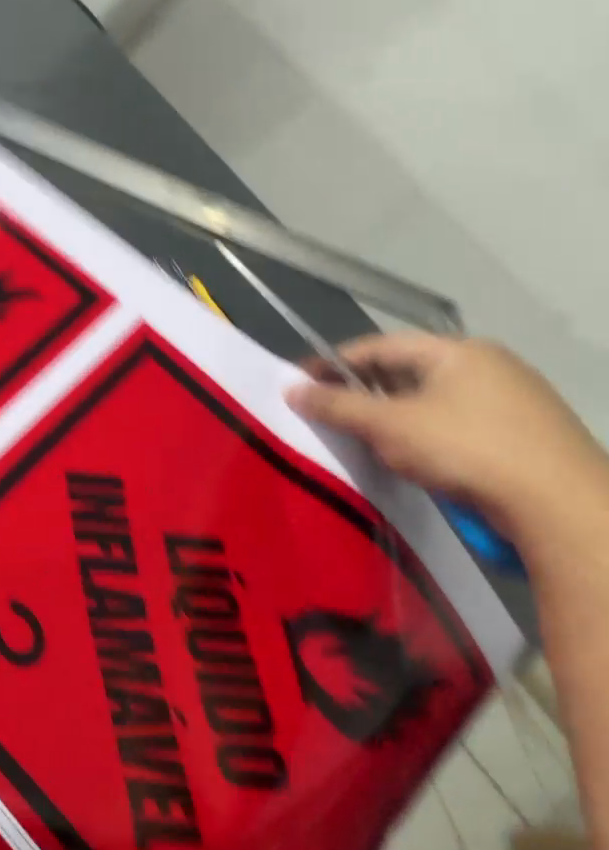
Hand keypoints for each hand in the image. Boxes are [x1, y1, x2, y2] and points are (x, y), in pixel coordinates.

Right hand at [288, 333, 608, 533]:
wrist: (559, 503)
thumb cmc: (465, 448)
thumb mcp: (387, 425)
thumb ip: (335, 405)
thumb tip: (290, 389)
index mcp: (457, 351)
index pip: (377, 347)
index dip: (331, 364)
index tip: (298, 387)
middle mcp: (487, 365)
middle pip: (403, 371)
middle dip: (359, 392)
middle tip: (324, 415)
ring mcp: (508, 398)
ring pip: (427, 399)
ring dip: (388, 416)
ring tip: (359, 439)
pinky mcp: (519, 431)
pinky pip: (451, 421)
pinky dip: (418, 433)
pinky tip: (405, 456)